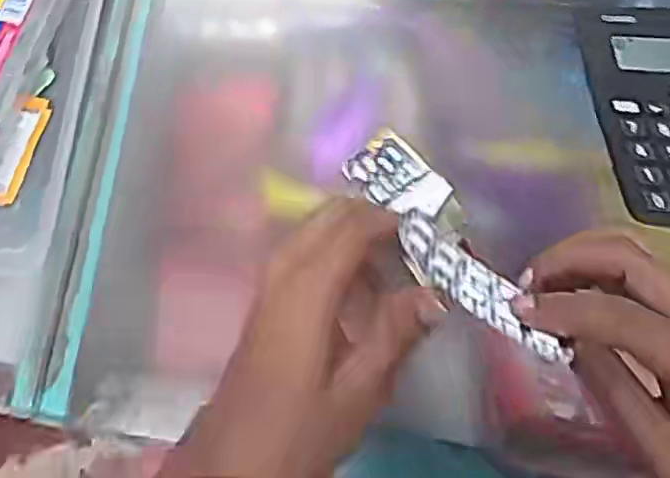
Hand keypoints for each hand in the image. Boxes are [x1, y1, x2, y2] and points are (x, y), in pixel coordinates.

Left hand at [161, 200, 441, 477]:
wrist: (236, 454)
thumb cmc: (301, 426)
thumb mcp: (359, 390)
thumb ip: (395, 333)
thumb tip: (433, 292)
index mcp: (307, 283)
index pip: (352, 225)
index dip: (390, 218)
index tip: (428, 227)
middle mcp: (284, 264)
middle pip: (331, 214)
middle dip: (372, 217)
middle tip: (415, 242)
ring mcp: (271, 274)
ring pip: (317, 228)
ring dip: (354, 234)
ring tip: (397, 267)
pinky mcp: (267, 290)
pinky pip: (306, 248)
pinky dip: (335, 250)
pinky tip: (361, 289)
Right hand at [516, 231, 669, 477]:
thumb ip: (619, 395)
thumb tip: (566, 336)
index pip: (626, 314)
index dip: (565, 306)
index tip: (519, 310)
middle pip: (631, 257)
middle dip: (568, 258)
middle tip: (528, 283)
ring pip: (634, 255)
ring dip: (580, 258)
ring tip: (543, 284)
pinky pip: (640, 275)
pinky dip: (596, 269)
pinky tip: (573, 292)